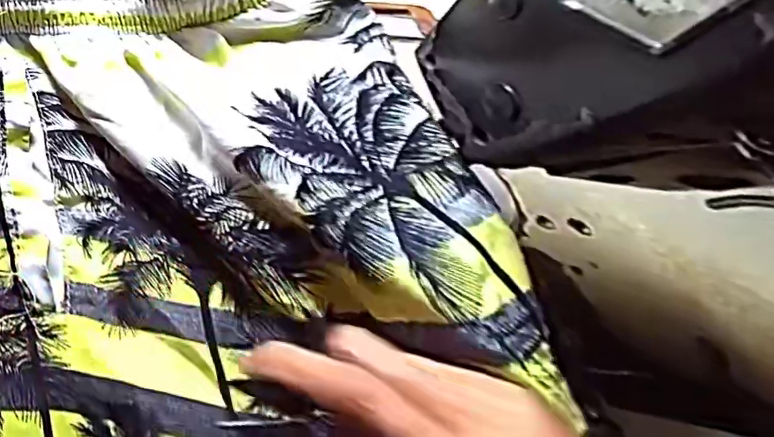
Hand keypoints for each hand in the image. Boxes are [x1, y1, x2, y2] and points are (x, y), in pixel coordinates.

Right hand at [242, 325, 572, 436]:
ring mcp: (495, 386)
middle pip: (363, 346)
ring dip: (373, 375)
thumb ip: (363, 428)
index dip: (293, 362)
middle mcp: (467, 391)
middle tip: (313, 391)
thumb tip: (324, 407)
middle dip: (330, 363)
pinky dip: (415, 383)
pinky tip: (420, 415)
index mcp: (443, 423)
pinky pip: (438, 366)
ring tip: (371, 412)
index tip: (259, 355)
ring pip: (395, 350)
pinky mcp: (514, 390)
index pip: (349, 376)